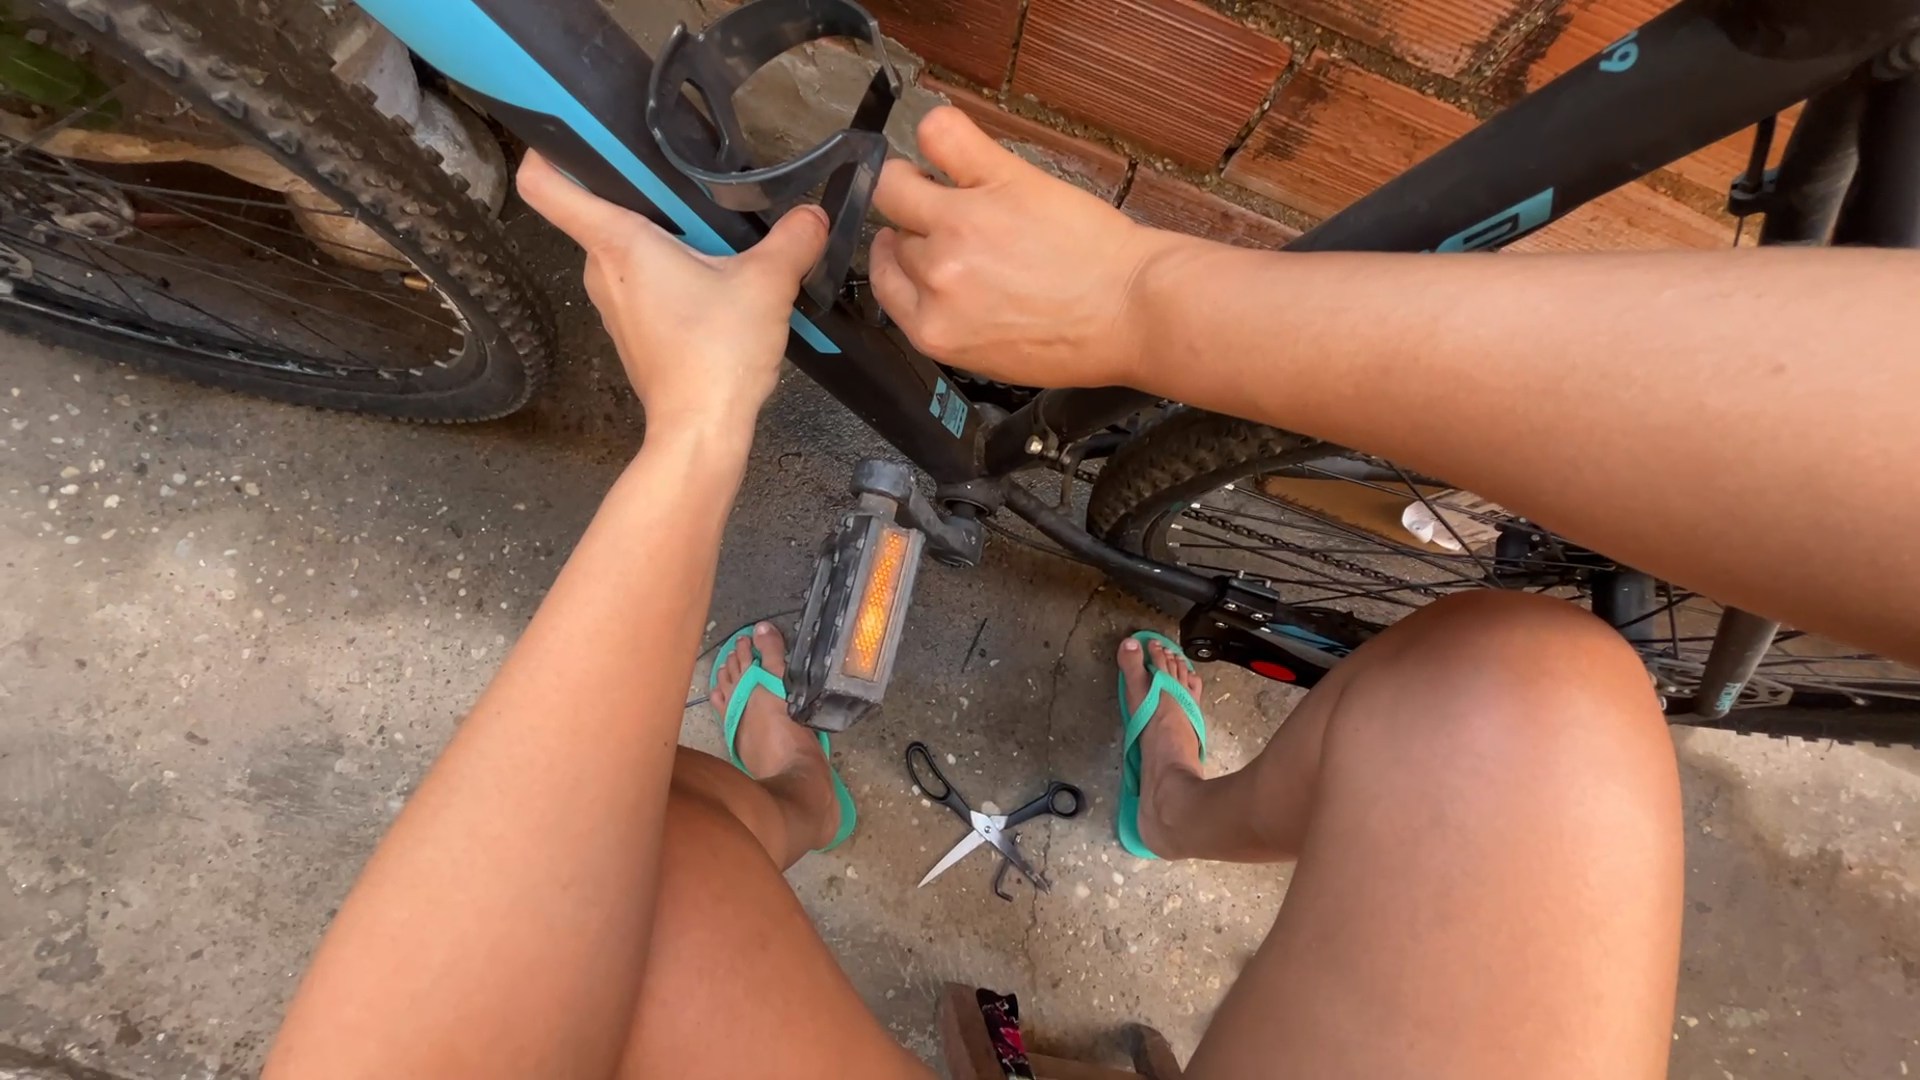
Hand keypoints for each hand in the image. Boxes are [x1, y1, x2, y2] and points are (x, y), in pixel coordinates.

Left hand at [517, 151, 826, 430]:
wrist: (702, 429)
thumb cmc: (718, 355)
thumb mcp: (766, 286)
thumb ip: (792, 242)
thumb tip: (813, 216)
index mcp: (617, 243)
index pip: (545, 181)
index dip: (553, 150)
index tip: (589, 143)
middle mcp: (602, 271)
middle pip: (608, 213)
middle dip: (656, 207)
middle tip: (706, 214)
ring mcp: (614, 308)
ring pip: (633, 256)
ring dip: (673, 250)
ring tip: (722, 263)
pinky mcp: (634, 335)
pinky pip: (647, 291)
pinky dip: (676, 286)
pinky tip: (718, 303)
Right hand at [870, 107, 1175, 388]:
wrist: (1130, 311)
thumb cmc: (1077, 342)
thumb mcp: (993, 361)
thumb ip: (949, 325)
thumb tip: (929, 292)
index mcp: (935, 330)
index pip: (885, 282)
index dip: (898, 264)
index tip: (907, 250)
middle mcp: (938, 277)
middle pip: (896, 237)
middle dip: (917, 232)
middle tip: (950, 227)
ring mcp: (962, 223)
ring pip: (897, 185)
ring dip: (914, 184)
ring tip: (948, 186)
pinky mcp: (997, 179)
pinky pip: (939, 135)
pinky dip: (937, 134)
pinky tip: (951, 148)